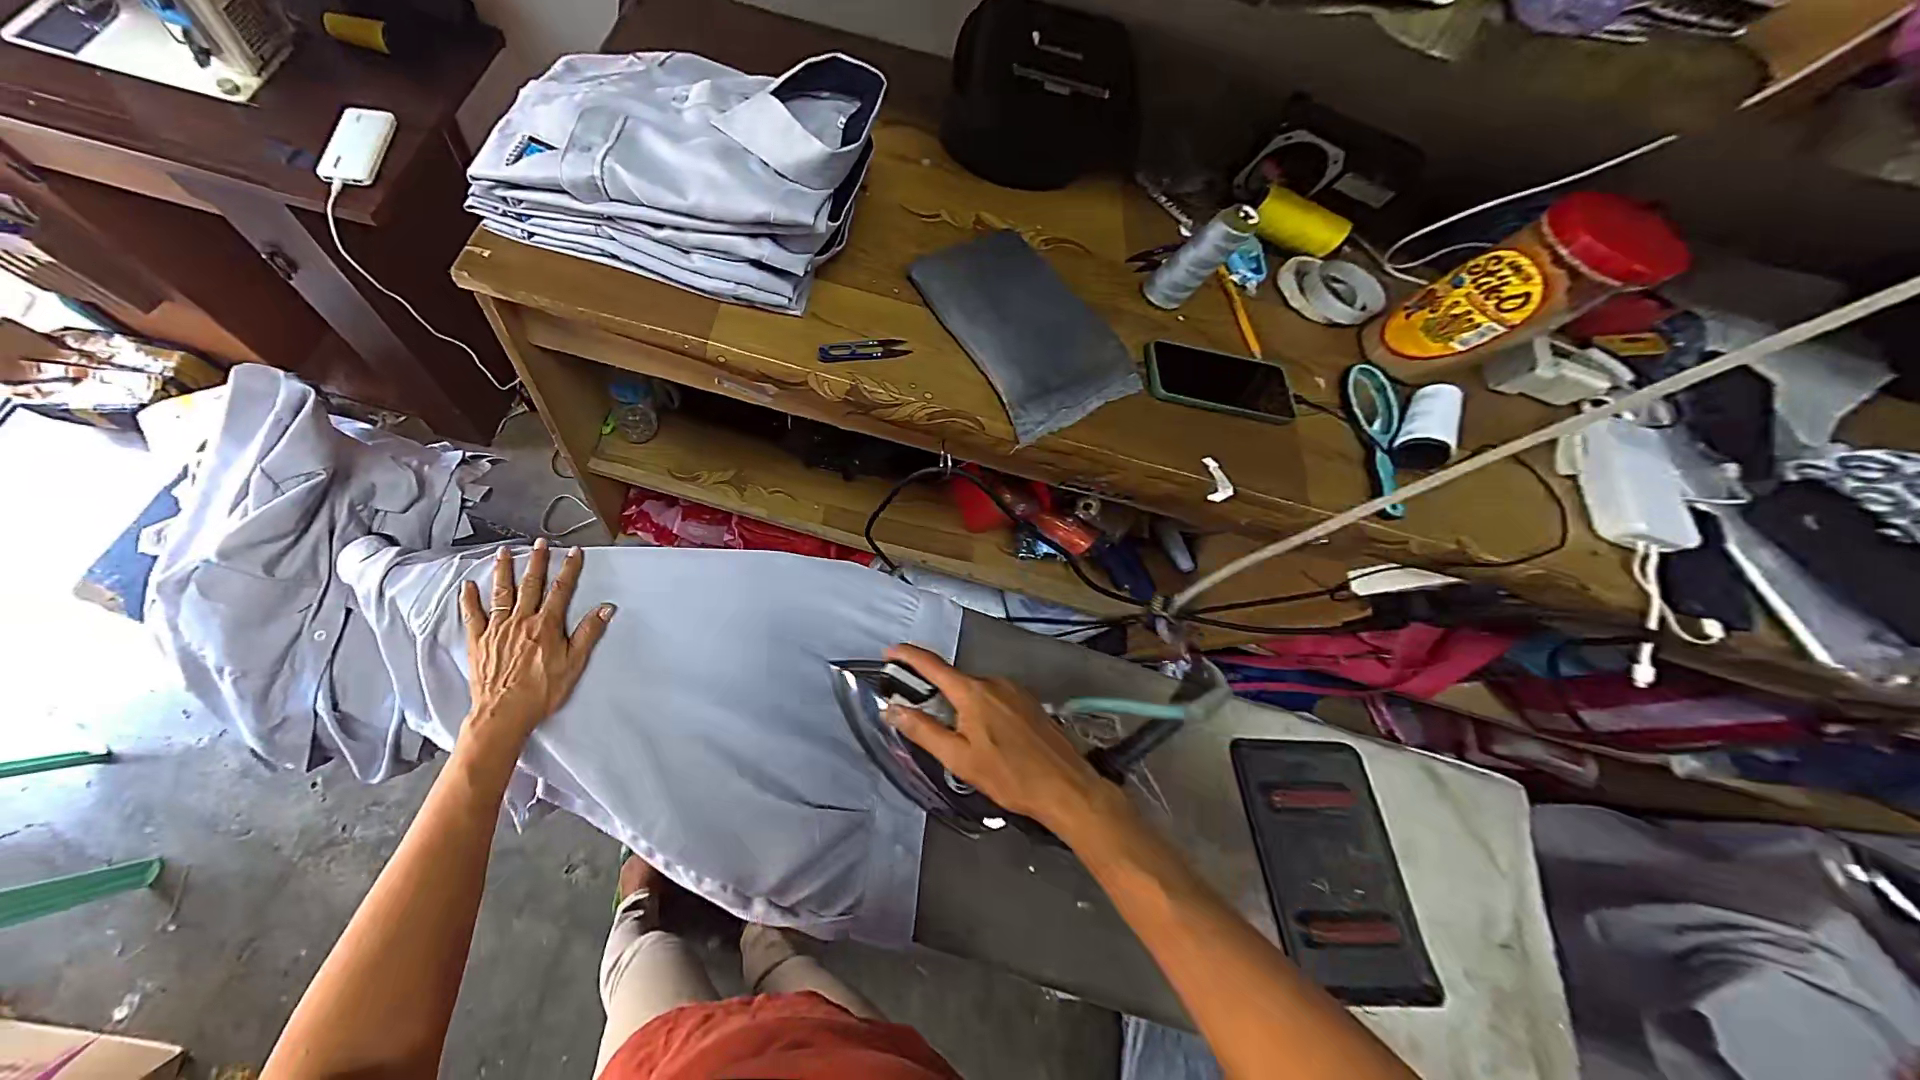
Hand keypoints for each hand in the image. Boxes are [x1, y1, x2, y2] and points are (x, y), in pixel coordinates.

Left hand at [457, 538, 613, 756]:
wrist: (504, 713)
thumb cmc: (541, 691)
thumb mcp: (574, 663)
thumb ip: (588, 633)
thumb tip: (604, 609)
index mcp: (545, 625)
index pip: (561, 590)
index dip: (569, 569)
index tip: (574, 553)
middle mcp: (520, 621)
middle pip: (530, 584)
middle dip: (536, 561)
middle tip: (539, 543)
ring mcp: (496, 629)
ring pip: (501, 593)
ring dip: (504, 570)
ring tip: (505, 553)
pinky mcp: (478, 641)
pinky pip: (472, 614)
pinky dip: (469, 598)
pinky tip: (469, 585)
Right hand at [882, 644, 1114, 830]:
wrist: (1065, 787)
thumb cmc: (1010, 776)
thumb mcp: (959, 758)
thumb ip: (923, 730)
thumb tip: (894, 710)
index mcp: (973, 692)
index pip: (932, 665)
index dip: (908, 656)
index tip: (890, 652)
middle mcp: (994, 682)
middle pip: (954, 680)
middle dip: (934, 694)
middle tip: (922, 719)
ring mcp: (1014, 690)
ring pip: (975, 691)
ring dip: (960, 706)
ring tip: (961, 741)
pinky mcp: (1028, 702)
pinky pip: (995, 698)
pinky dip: (981, 710)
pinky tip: (988, 738)